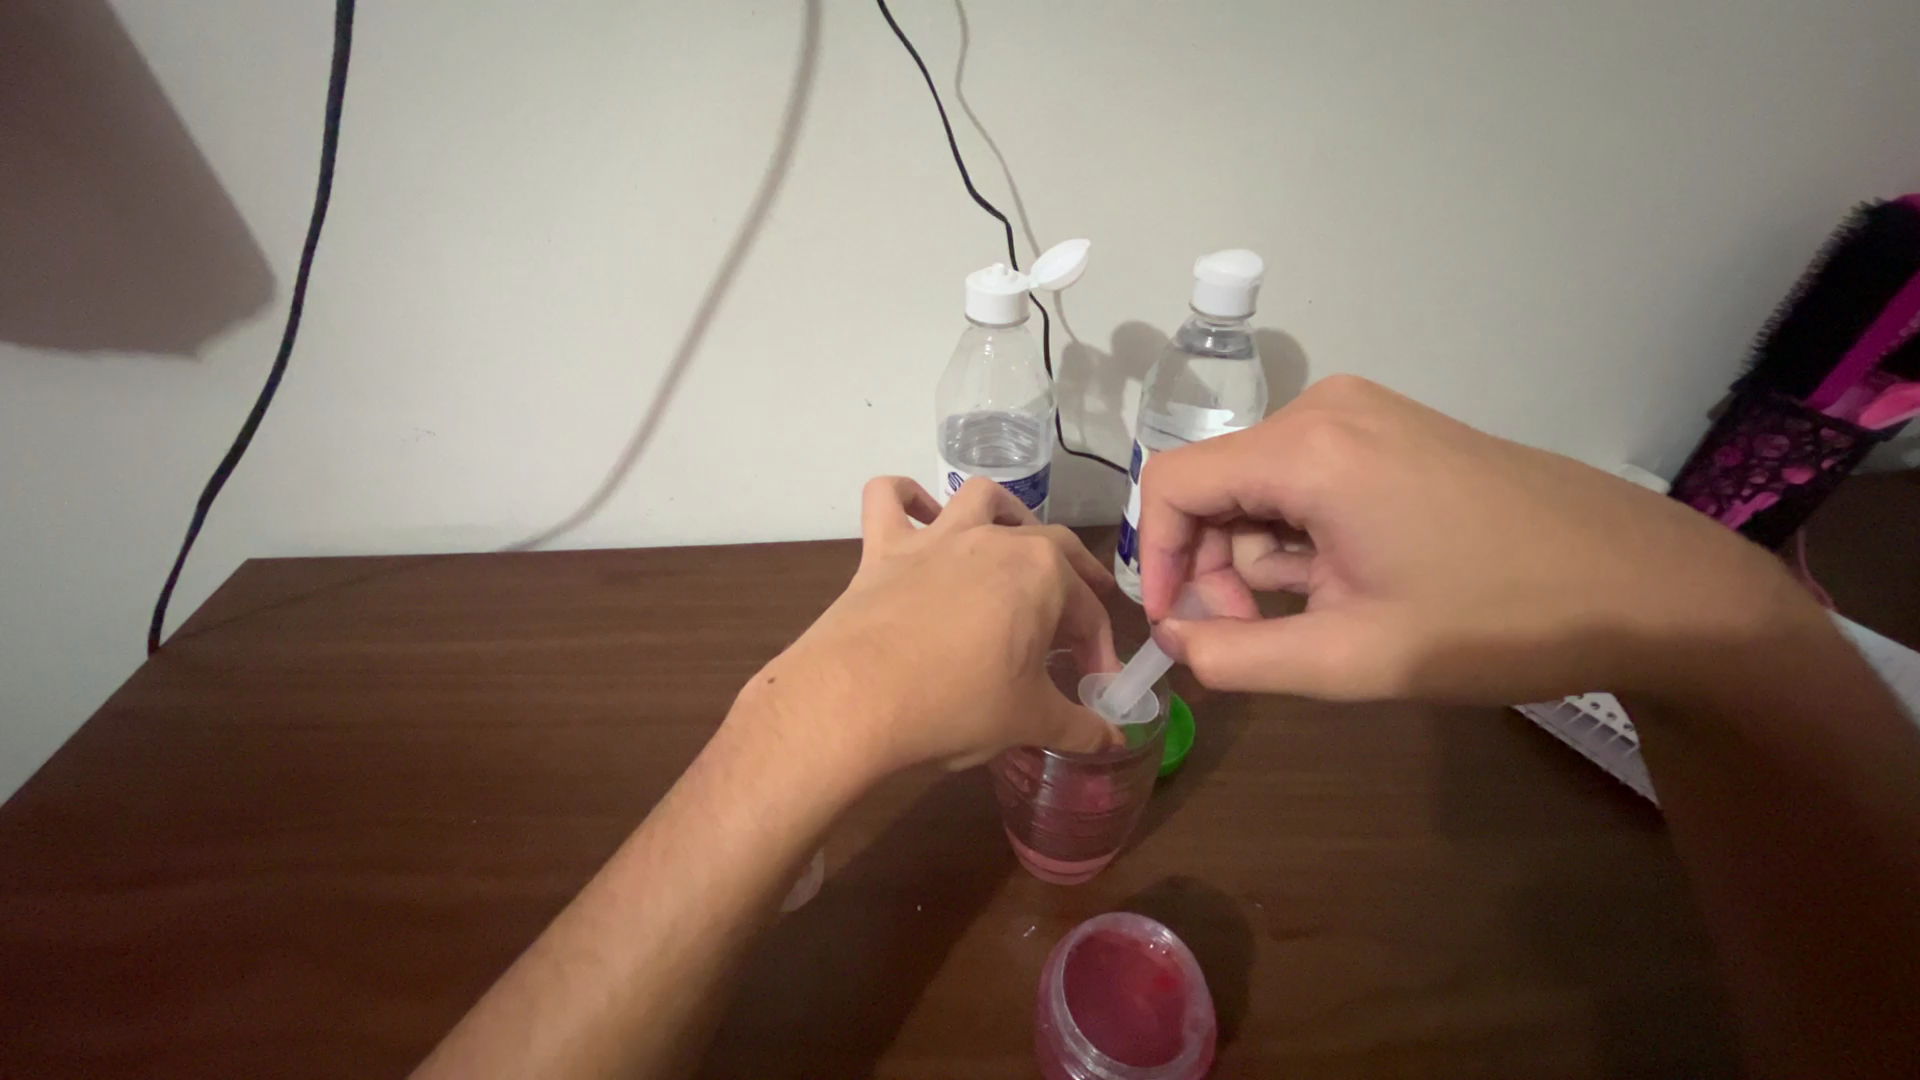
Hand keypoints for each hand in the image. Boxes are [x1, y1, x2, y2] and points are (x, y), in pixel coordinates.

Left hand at [737, 477, 1123, 775]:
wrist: (856, 700)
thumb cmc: (957, 705)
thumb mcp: (1029, 721)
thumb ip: (1081, 727)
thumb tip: (1114, 740)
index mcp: (1041, 572)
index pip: (1087, 612)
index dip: (1098, 651)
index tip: (1096, 687)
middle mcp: (993, 539)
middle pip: (1051, 546)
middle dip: (1075, 580)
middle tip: (1079, 618)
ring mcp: (935, 537)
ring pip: (980, 499)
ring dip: (1005, 514)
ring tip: (1014, 545)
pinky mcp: (883, 547)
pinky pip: (888, 498)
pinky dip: (904, 498)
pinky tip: (917, 515)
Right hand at [1138, 375, 1821, 703]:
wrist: (1648, 587)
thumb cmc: (1496, 621)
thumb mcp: (1352, 657)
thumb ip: (1237, 656)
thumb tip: (1170, 640)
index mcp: (1305, 448)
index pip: (1170, 485)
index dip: (1154, 557)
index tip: (1178, 623)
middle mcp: (1321, 409)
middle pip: (1212, 487)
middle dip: (1214, 566)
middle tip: (1255, 632)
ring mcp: (1358, 414)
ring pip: (1254, 489)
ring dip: (1261, 557)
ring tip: (1324, 610)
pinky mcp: (1385, 430)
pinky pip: (1298, 480)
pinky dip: (1298, 534)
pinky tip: (1348, 575)